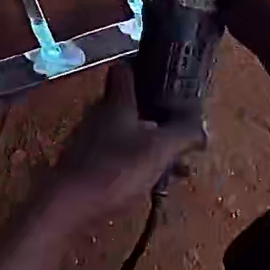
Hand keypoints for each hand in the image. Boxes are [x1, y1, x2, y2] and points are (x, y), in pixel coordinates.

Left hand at [32, 65, 204, 236]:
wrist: (69, 204)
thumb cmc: (114, 169)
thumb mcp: (159, 150)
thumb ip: (184, 135)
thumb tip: (201, 131)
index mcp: (116, 102)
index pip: (125, 69)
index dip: (144, 65)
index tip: (165, 74)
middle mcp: (100, 114)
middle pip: (132, 104)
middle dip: (159, 117)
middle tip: (184, 132)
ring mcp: (91, 138)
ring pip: (128, 132)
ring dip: (153, 144)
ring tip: (179, 167)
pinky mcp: (87, 162)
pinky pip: (120, 154)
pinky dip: (139, 162)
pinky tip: (155, 182)